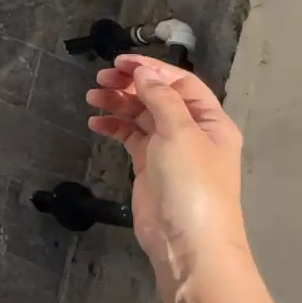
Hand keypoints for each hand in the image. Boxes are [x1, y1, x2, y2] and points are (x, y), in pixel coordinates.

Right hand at [86, 55, 247, 276]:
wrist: (187, 240)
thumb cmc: (191, 183)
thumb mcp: (179, 133)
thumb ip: (160, 98)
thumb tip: (143, 71)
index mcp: (210, 121)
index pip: (181, 83)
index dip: (152, 68)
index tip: (119, 62)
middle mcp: (191, 131)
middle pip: (158, 96)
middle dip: (130, 84)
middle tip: (100, 79)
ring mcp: (170, 149)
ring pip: (140, 114)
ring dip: (117, 103)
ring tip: (92, 98)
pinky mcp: (149, 164)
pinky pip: (129, 135)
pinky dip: (113, 126)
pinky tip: (96, 123)